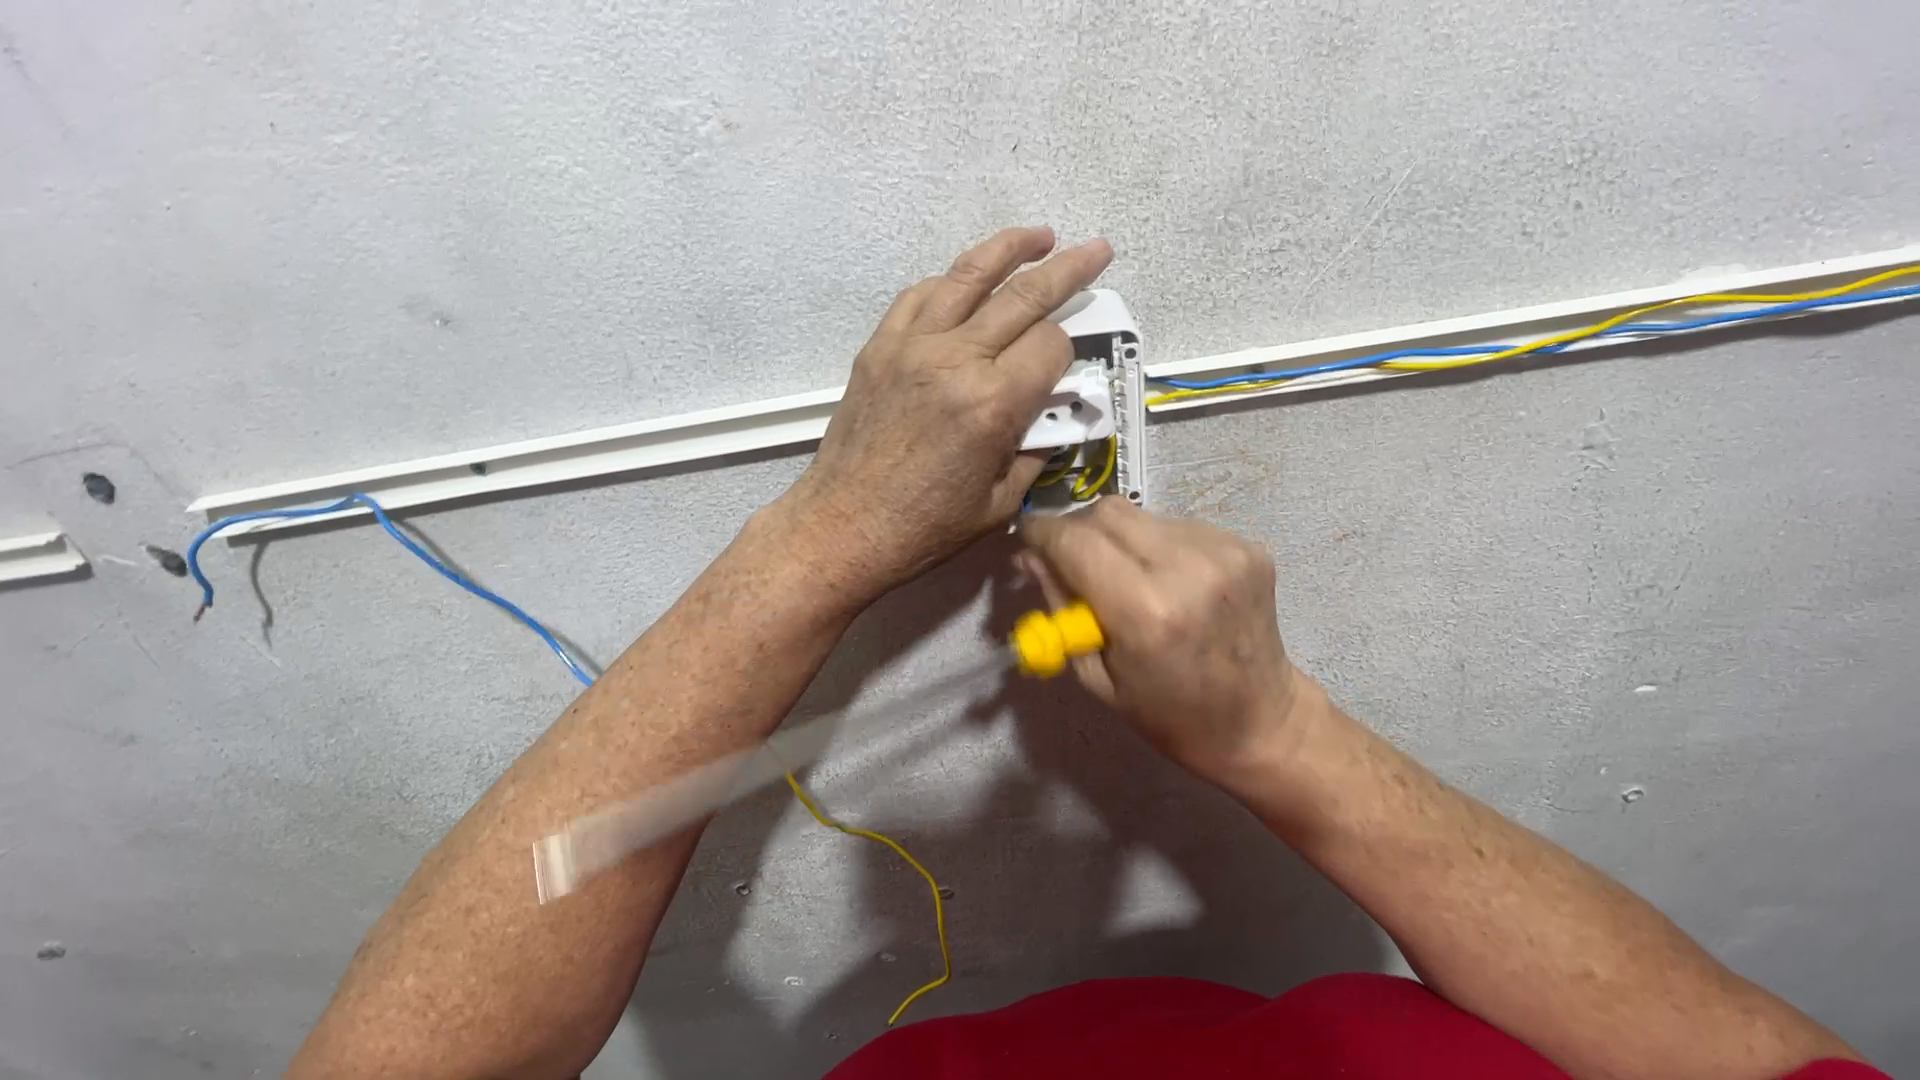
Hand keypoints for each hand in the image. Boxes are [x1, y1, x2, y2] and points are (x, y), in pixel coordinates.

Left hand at [781, 227, 1112, 592]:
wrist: (844, 526)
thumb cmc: (926, 527)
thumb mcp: (1001, 501)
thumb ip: (1037, 447)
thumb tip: (1058, 411)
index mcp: (993, 403)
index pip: (1051, 345)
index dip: (1068, 353)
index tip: (1064, 369)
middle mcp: (955, 360)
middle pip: (1023, 296)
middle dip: (1068, 270)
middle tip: (1097, 250)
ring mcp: (912, 346)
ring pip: (969, 276)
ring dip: (1010, 248)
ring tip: (1040, 235)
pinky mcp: (879, 347)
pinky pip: (920, 296)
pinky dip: (950, 281)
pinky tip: (968, 281)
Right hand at [1019, 499, 1307, 787]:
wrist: (1261, 721)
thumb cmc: (1169, 714)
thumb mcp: (1097, 676)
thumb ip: (1061, 608)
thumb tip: (1029, 557)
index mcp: (1146, 611)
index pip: (1075, 541)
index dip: (1041, 532)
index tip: (1027, 537)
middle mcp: (1187, 569)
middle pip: (1107, 512)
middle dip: (1078, 530)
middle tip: (1071, 560)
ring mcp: (1223, 552)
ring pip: (1142, 516)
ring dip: (1119, 537)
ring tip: (1127, 577)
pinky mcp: (1246, 546)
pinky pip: (1177, 525)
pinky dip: (1157, 545)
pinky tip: (1167, 581)